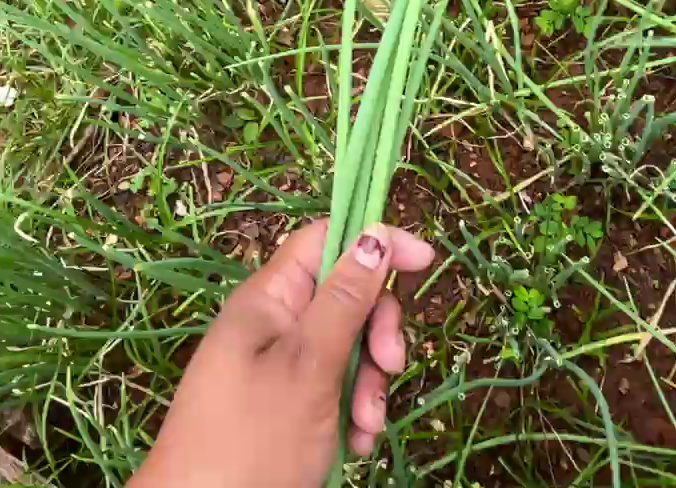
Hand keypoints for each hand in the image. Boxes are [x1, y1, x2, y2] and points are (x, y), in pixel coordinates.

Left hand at [130, 220, 435, 487]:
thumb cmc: (252, 443)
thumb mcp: (309, 366)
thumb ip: (344, 298)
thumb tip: (376, 232)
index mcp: (269, 298)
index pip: (326, 239)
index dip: (374, 240)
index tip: (424, 259)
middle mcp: (273, 324)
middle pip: (344, 294)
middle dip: (377, 328)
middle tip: (391, 364)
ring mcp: (277, 366)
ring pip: (345, 345)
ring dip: (369, 379)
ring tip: (366, 424)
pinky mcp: (285, 405)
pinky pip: (333, 386)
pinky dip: (352, 409)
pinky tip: (356, 441)